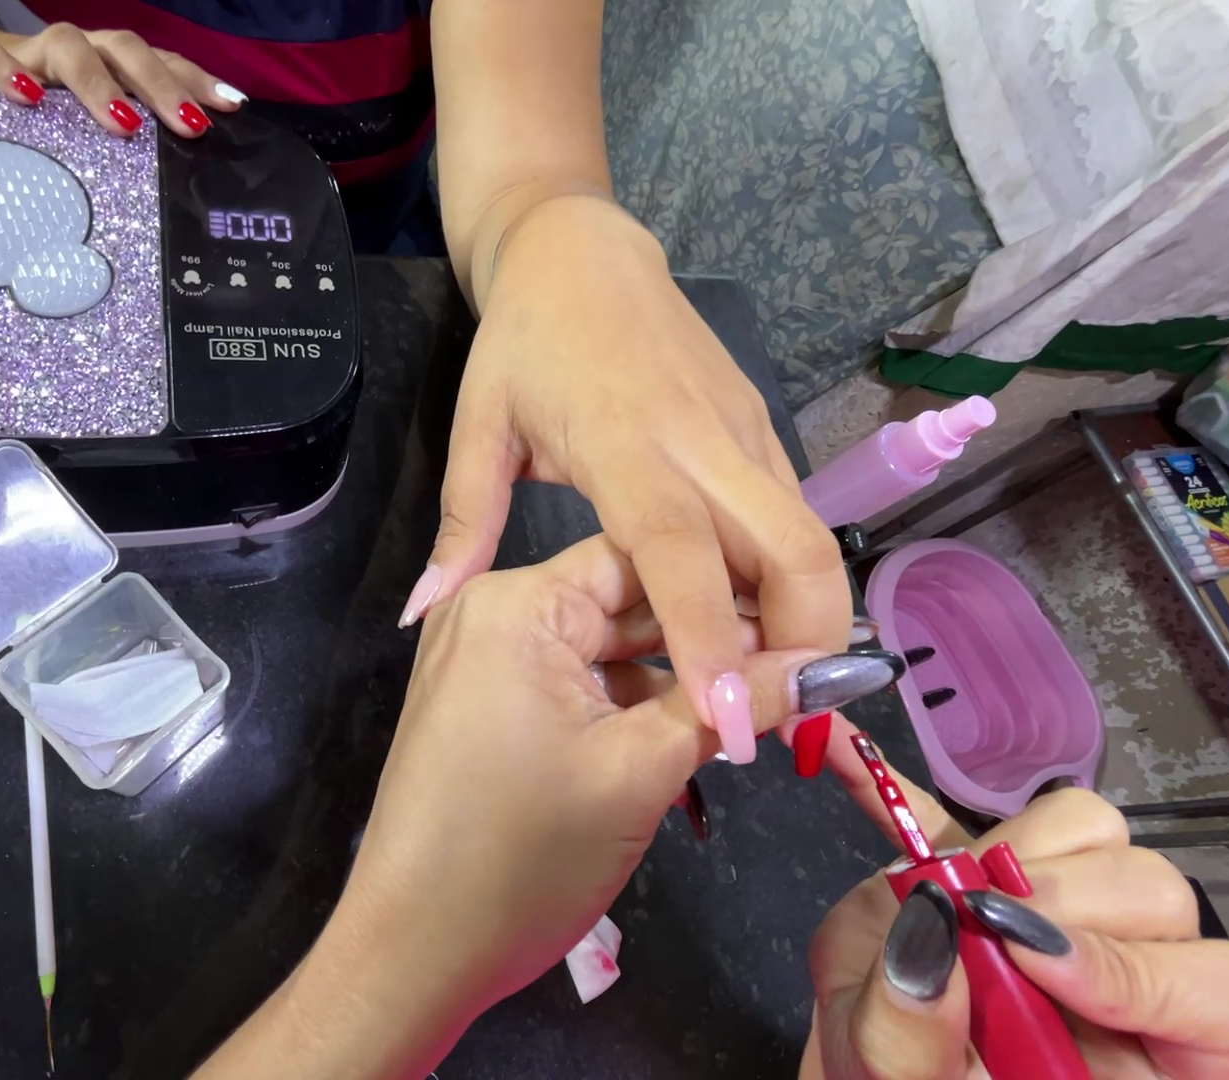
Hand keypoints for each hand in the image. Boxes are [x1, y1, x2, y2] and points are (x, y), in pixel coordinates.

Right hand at [0, 24, 241, 137]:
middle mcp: (87, 53)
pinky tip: (27, 98)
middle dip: (160, 85)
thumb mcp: (107, 132)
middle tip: (189, 125)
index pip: (165, 64)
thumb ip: (149, 143)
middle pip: (126, 50)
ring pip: (70, 47)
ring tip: (123, 122)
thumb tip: (199, 167)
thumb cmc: (61, 119)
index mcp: (120, 67)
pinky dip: (4, 70)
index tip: (231, 107)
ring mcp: (37, 55)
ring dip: (98, 83)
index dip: (197, 82)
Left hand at [192, 538, 899, 1078]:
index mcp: (519, 601)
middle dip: (705, 643)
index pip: (644, 556)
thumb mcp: (641, 771)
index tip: (803, 625)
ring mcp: (485, 652)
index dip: (726, 590)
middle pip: (625, 601)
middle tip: (797, 673)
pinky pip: (574, 675)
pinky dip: (627, 699)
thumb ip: (733, 703)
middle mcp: (495, 607)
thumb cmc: (524, 857)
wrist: (415, 950)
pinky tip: (684, 727)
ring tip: (751, 706)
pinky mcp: (488, 694)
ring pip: (605, 644)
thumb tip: (825, 663)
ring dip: (671, 677)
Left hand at [404, 195, 853, 766]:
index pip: (679, 551)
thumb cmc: (522, 344)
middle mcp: (699, 440)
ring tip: (773, 676)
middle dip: (805, 637)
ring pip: (805, 530)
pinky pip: (789, 505)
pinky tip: (756, 607)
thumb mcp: (478, 429)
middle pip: (790, 546)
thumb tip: (420, 610)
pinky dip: (789, 567)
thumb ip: (463, 526)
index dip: (709, 637)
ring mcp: (740, 427)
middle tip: (781, 712)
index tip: (729, 719)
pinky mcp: (758, 419)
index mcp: (621, 445)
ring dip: (808, 610)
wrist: (581, 253)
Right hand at [806, 726, 1228, 1079]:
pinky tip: (838, 747)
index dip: (1142, 970)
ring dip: (1012, 841)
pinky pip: (944, 806)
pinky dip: (888, 783)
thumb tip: (934, 923)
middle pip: (1157, 894)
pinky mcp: (968, 864)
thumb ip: (912, 1033)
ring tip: (947, 877)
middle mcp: (1119, 972)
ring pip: (1090, 829)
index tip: (1030, 957)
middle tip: (978, 913)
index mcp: (1150, 1060)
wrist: (859, 1054)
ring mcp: (1038, 904)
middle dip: (1062, 897)